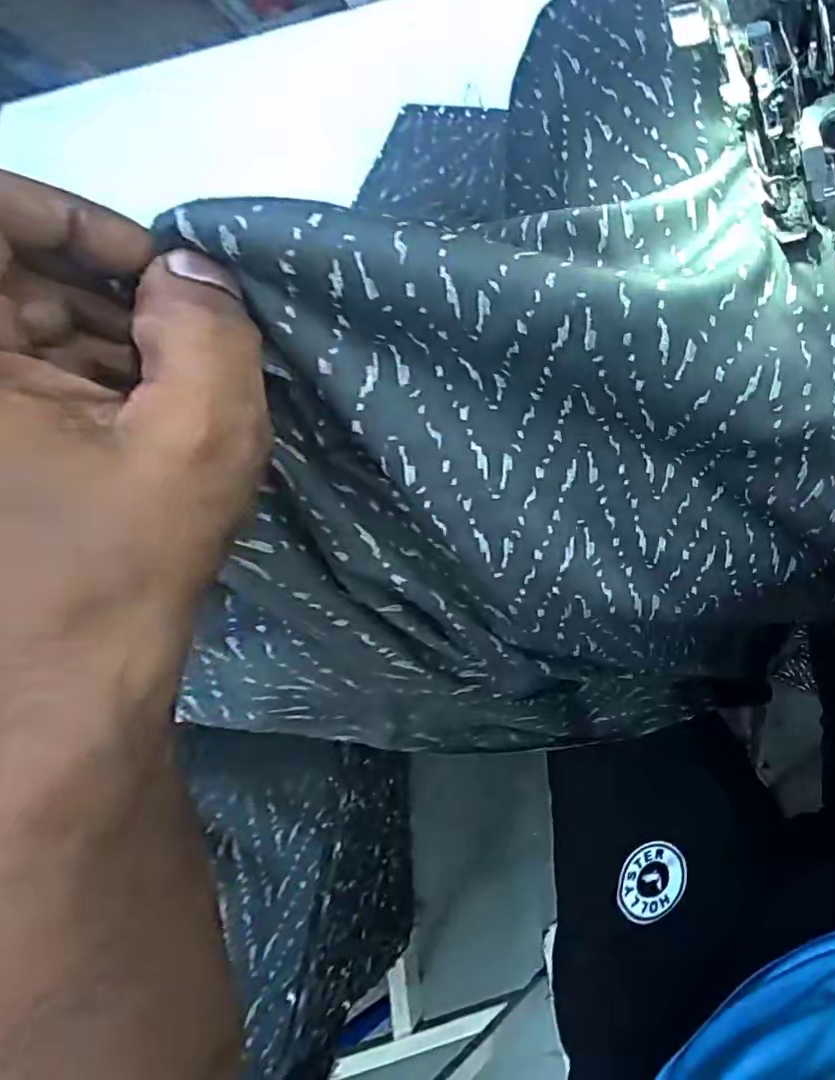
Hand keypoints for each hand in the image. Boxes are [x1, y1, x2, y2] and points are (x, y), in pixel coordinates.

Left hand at [0, 172, 267, 713]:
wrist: (53, 653)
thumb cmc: (123, 546)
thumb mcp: (202, 437)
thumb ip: (211, 339)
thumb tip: (200, 272)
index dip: (80, 222)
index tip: (172, 278)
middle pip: (4, 268)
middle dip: (110, 295)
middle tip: (200, 354)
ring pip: (15, 315)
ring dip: (107, 340)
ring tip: (178, 401)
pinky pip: (15, 363)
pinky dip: (83, 373)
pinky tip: (140, 420)